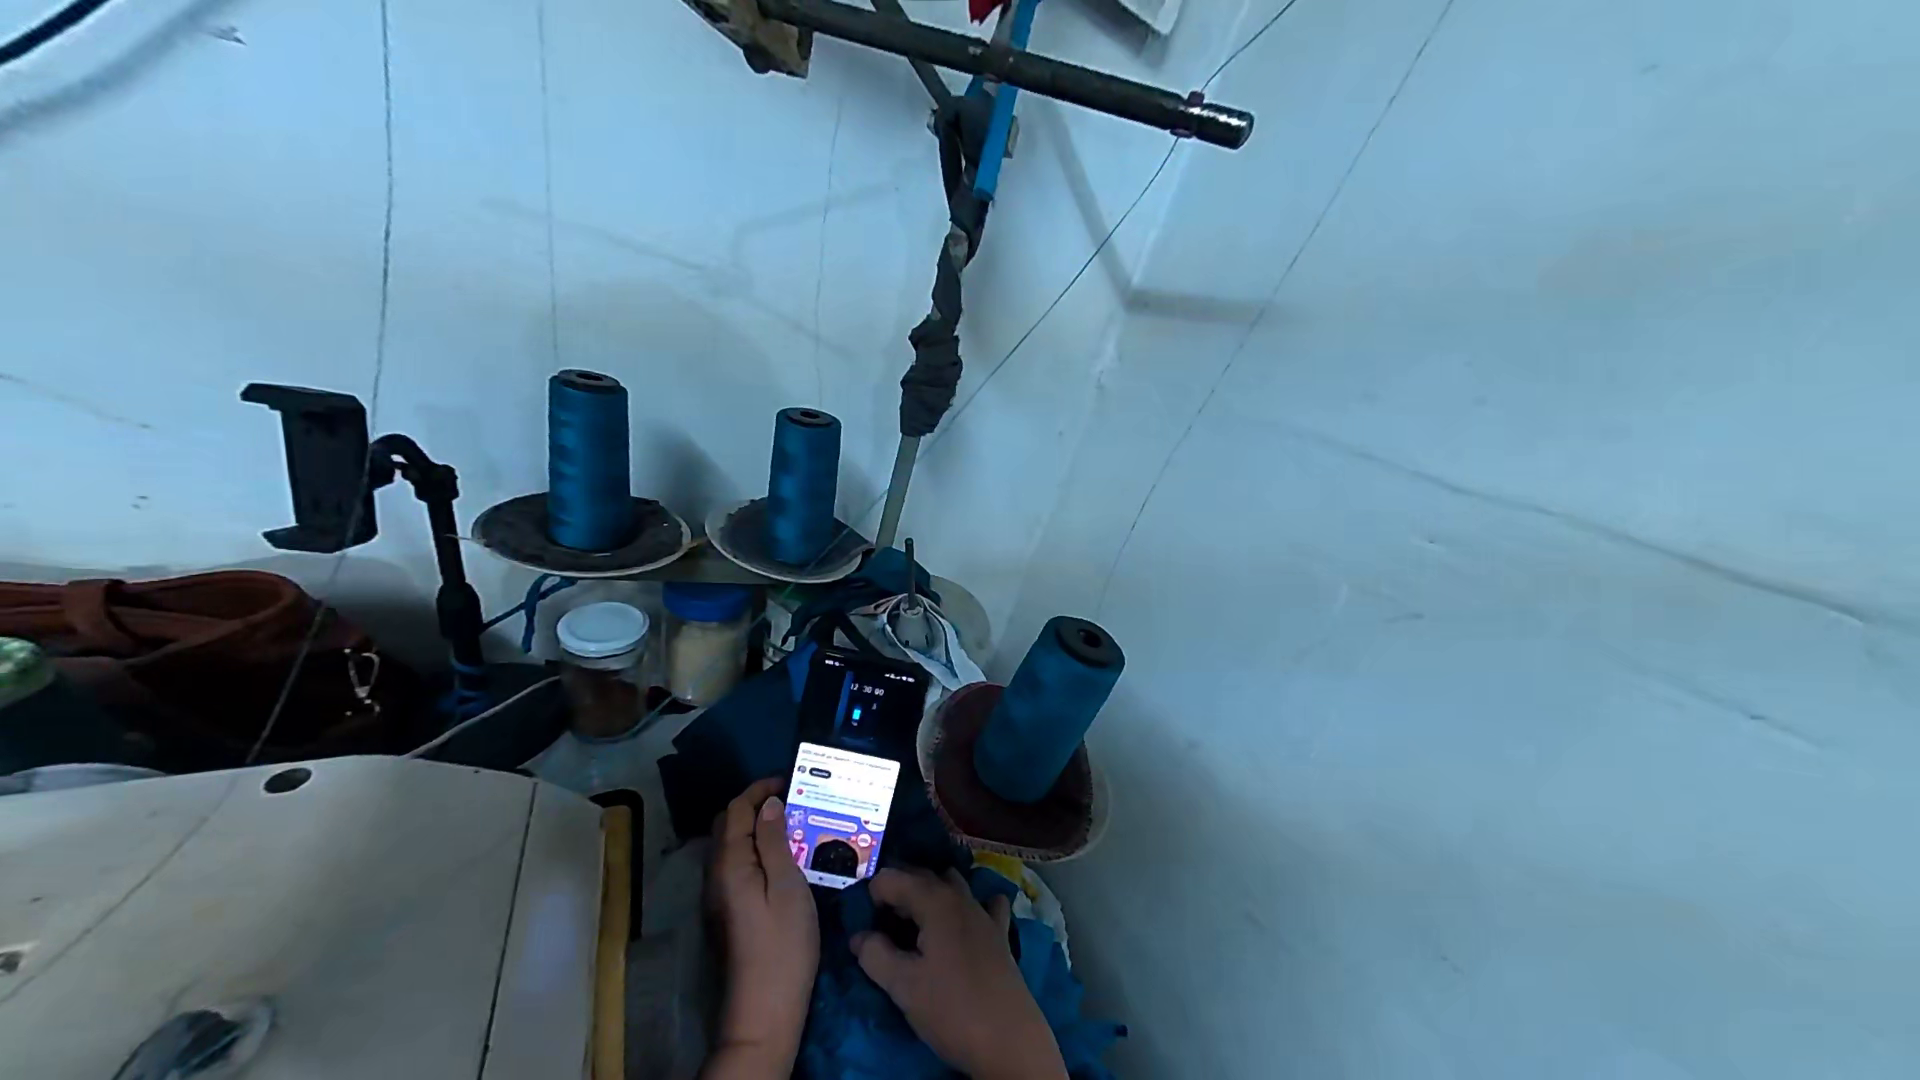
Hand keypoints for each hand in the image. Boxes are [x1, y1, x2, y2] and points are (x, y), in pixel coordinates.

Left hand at [704, 778, 818, 1076]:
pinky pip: (739, 864)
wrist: (764, 1010)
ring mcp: (720, 895)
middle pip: (730, 825)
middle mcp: (717, 874)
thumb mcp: (787, 886)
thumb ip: (774, 842)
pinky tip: (785, 856)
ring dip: (759, 827)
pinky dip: (759, 849)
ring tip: (796, 824)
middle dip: (758, 804)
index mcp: (730, 864)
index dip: (760, 789)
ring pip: (734, 845)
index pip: (736, 810)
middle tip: (795, 800)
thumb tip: (769, 803)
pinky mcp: (729, 910)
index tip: (791, 780)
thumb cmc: (782, 944)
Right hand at [852, 868, 1066, 1079]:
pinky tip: (962, 924)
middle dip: (896, 891)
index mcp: (934, 900)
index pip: (891, 877)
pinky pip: (983, 903)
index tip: (862, 923)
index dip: (871, 895)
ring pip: (951, 884)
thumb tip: (858, 936)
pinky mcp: (1000, 933)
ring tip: (914, 924)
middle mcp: (961, 895)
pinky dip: (967, 905)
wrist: (1009, 1042)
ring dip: (929, 893)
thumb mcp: (903, 987)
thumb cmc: (951, 1009)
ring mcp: (984, 912)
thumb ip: (874, 954)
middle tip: (879, 924)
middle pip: (921, 875)